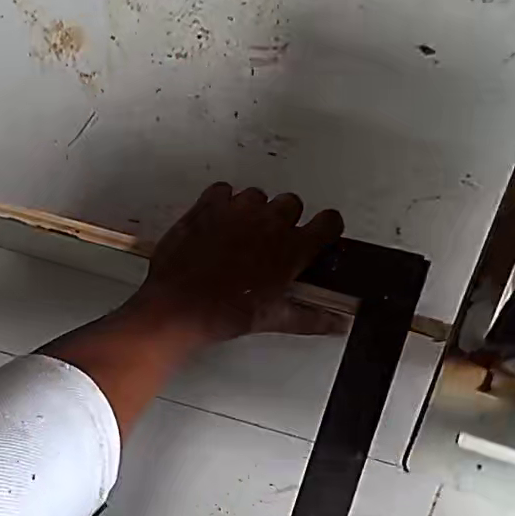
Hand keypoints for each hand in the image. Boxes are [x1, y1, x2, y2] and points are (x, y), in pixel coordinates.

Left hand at [122, 182, 347, 344]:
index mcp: (292, 247)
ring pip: (257, 197)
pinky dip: (222, 203)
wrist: (179, 306)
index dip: (324, 228)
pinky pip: (223, 191)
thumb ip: (310, 318)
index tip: (317, 235)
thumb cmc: (223, 312)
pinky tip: (216, 224)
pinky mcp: (208, 206)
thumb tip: (334, 324)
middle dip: (283, 221)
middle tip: (267, 245)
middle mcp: (269, 221)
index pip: (329, 222)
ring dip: (252, 212)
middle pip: (291, 204)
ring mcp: (238, 210)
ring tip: (238, 237)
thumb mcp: (271, 319)